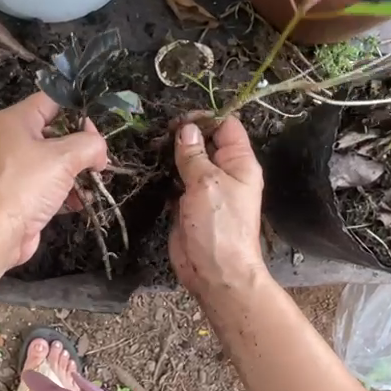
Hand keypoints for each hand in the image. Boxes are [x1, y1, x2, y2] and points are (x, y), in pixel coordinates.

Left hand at [0, 92, 108, 267]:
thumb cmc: (25, 186)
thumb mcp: (64, 157)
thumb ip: (89, 145)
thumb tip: (99, 151)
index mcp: (17, 120)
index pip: (52, 100)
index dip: (77, 109)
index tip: (97, 128)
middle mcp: (12, 140)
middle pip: (56, 132)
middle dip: (81, 145)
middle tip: (99, 159)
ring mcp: (15, 168)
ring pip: (54, 161)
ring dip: (77, 172)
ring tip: (95, 183)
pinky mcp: (20, 193)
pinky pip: (48, 184)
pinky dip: (65, 191)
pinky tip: (81, 202)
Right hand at [170, 115, 266, 297]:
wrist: (215, 272)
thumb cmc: (219, 227)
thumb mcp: (207, 183)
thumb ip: (194, 155)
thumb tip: (185, 129)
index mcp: (240, 163)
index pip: (227, 126)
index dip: (205, 118)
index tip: (179, 120)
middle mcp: (225, 173)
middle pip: (205, 142)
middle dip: (183, 134)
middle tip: (159, 133)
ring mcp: (205, 189)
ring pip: (188, 161)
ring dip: (171, 154)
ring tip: (152, 147)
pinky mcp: (187, 204)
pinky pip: (175, 181)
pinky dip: (164, 174)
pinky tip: (150, 167)